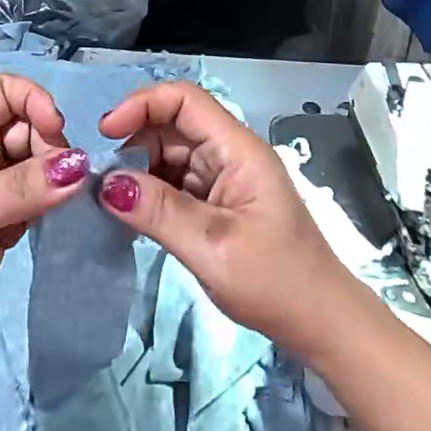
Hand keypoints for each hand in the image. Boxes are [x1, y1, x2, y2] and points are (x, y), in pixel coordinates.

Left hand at [0, 73, 90, 412]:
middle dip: (49, 144)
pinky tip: (59, 220)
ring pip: (35, 163)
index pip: (1, 93)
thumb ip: (19, 189)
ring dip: (55, 176)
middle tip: (61, 183)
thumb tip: (80, 165)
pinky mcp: (3, 224)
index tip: (56, 131)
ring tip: (63, 204)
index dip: (32, 100)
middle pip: (26, 126)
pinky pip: (37, 199)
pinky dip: (52, 204)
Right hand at [97, 82, 362, 358]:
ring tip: (113, 199)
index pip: (183, 99)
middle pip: (169, 123)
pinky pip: (170, 179)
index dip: (141, 104)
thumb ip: (158, 211)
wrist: (326, 331)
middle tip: (105, 179)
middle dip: (132, 142)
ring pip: (165, 151)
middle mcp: (228, 153)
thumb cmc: (277, 284)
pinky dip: (147, 190)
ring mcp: (220, 176)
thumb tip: (104, 183)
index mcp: (238, 150)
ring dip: (137, 169)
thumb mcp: (212, 248)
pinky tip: (132, 212)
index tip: (107, 134)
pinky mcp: (213, 200)